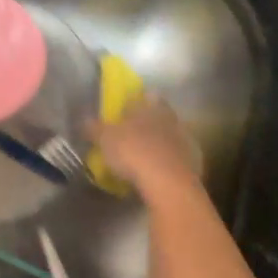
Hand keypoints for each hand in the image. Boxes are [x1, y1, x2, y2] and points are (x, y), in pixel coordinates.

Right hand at [88, 94, 204, 197]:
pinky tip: (156, 171)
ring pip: (170, 135)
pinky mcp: (193, 161)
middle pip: (160, 115)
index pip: (148, 95)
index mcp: (152, 107)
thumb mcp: (105, 139)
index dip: (137, 101)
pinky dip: (167, 161)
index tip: (126, 110)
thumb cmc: (133, 152)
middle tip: (132, 134)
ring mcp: (185, 139)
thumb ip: (95, 128)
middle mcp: (171, 119)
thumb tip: (84, 120)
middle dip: (148, 122)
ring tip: (143, 156)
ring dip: (159, 142)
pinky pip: (177, 157)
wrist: (168, 182)